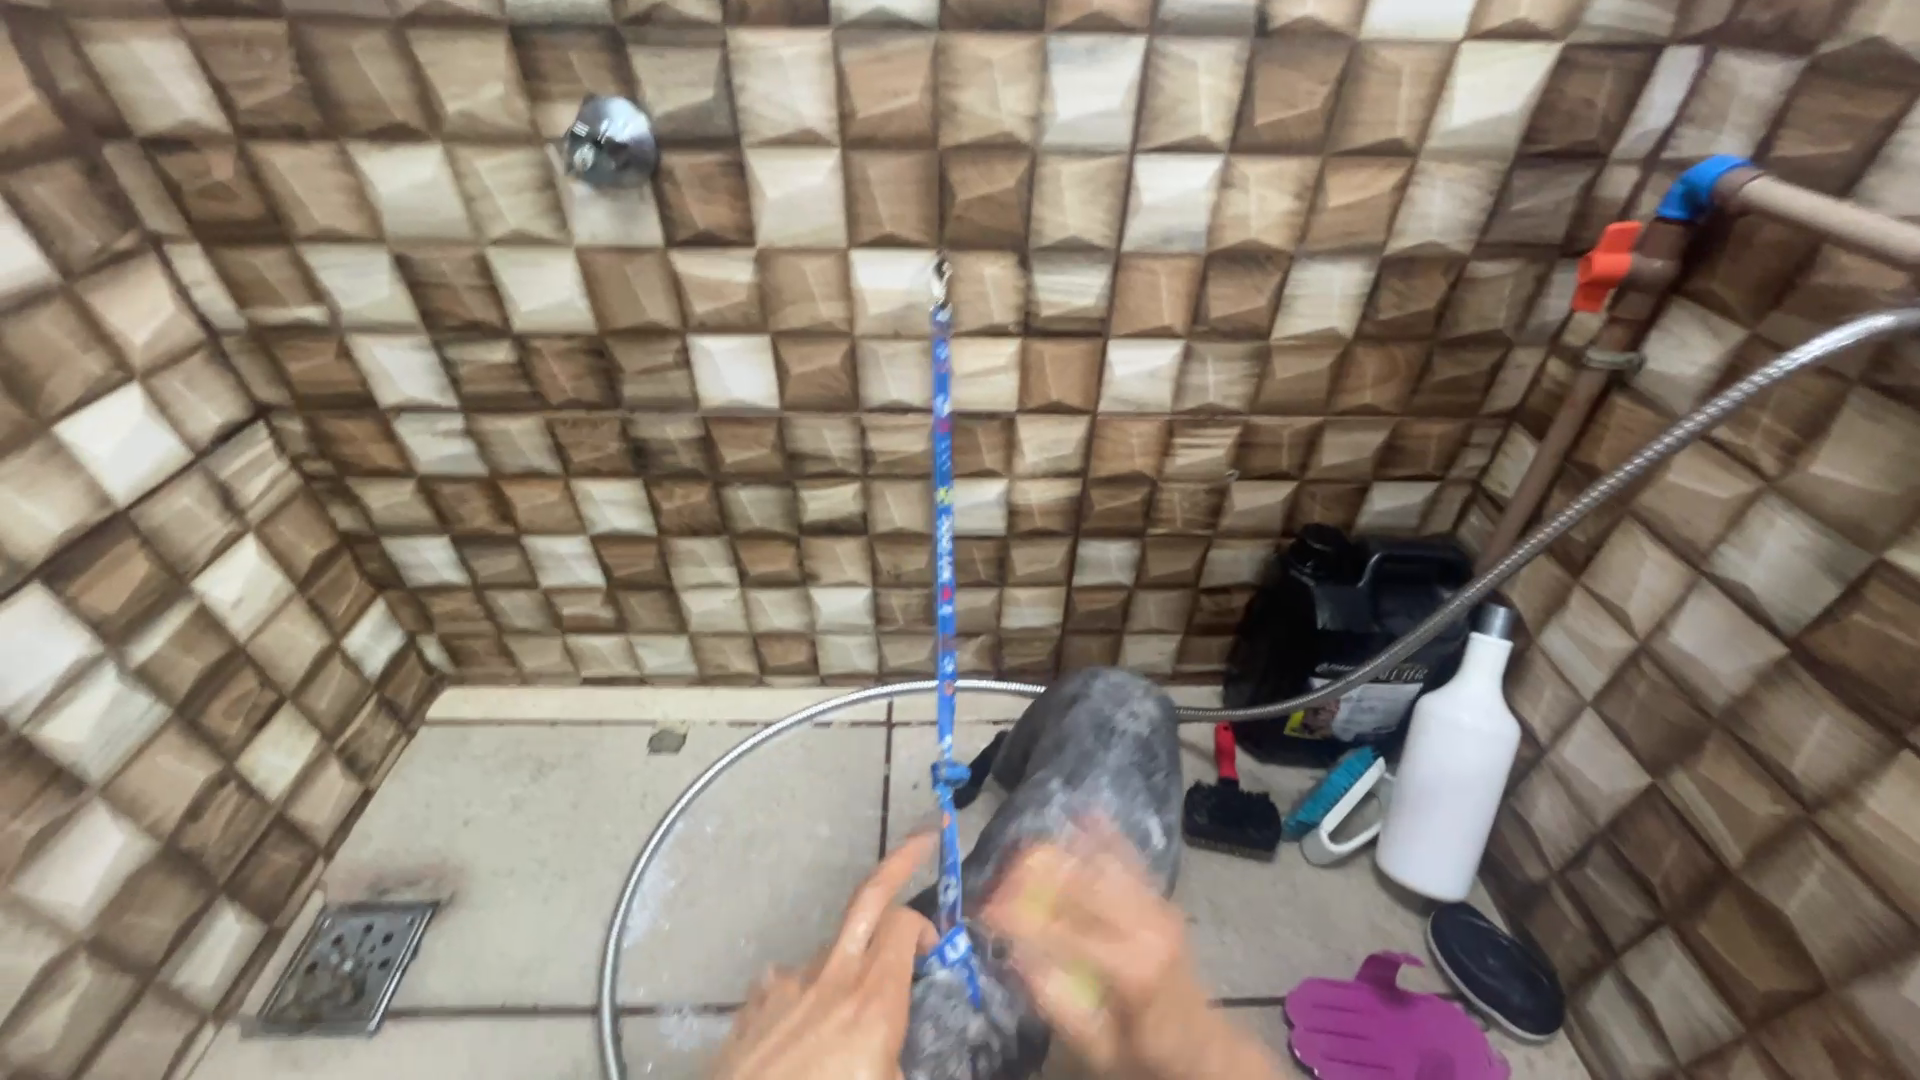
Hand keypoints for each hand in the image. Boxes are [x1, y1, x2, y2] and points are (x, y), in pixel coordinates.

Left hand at [711, 833, 936, 1079]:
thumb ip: (897, 1060)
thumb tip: (894, 1054)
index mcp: (873, 999)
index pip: (905, 925)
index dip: (925, 927)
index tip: (935, 949)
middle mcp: (833, 976)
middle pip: (869, 896)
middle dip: (900, 860)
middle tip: (923, 836)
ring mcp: (789, 984)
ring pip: (830, 949)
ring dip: (850, 960)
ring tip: (852, 1009)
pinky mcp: (755, 1004)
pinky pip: (791, 981)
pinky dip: (808, 991)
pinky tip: (805, 1023)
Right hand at [980, 826, 1283, 1079]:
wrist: (1203, 1045)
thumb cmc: (1144, 1050)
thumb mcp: (1095, 1046)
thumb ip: (1056, 1001)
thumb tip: (1015, 955)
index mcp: (1129, 969)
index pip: (1062, 933)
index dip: (1020, 917)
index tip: (987, 909)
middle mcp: (1145, 927)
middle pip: (1080, 886)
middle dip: (1035, 875)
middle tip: (1001, 876)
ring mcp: (1157, 907)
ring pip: (1103, 865)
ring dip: (1062, 852)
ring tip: (1026, 850)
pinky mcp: (1162, 898)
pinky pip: (1131, 859)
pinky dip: (1107, 834)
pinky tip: (1085, 812)